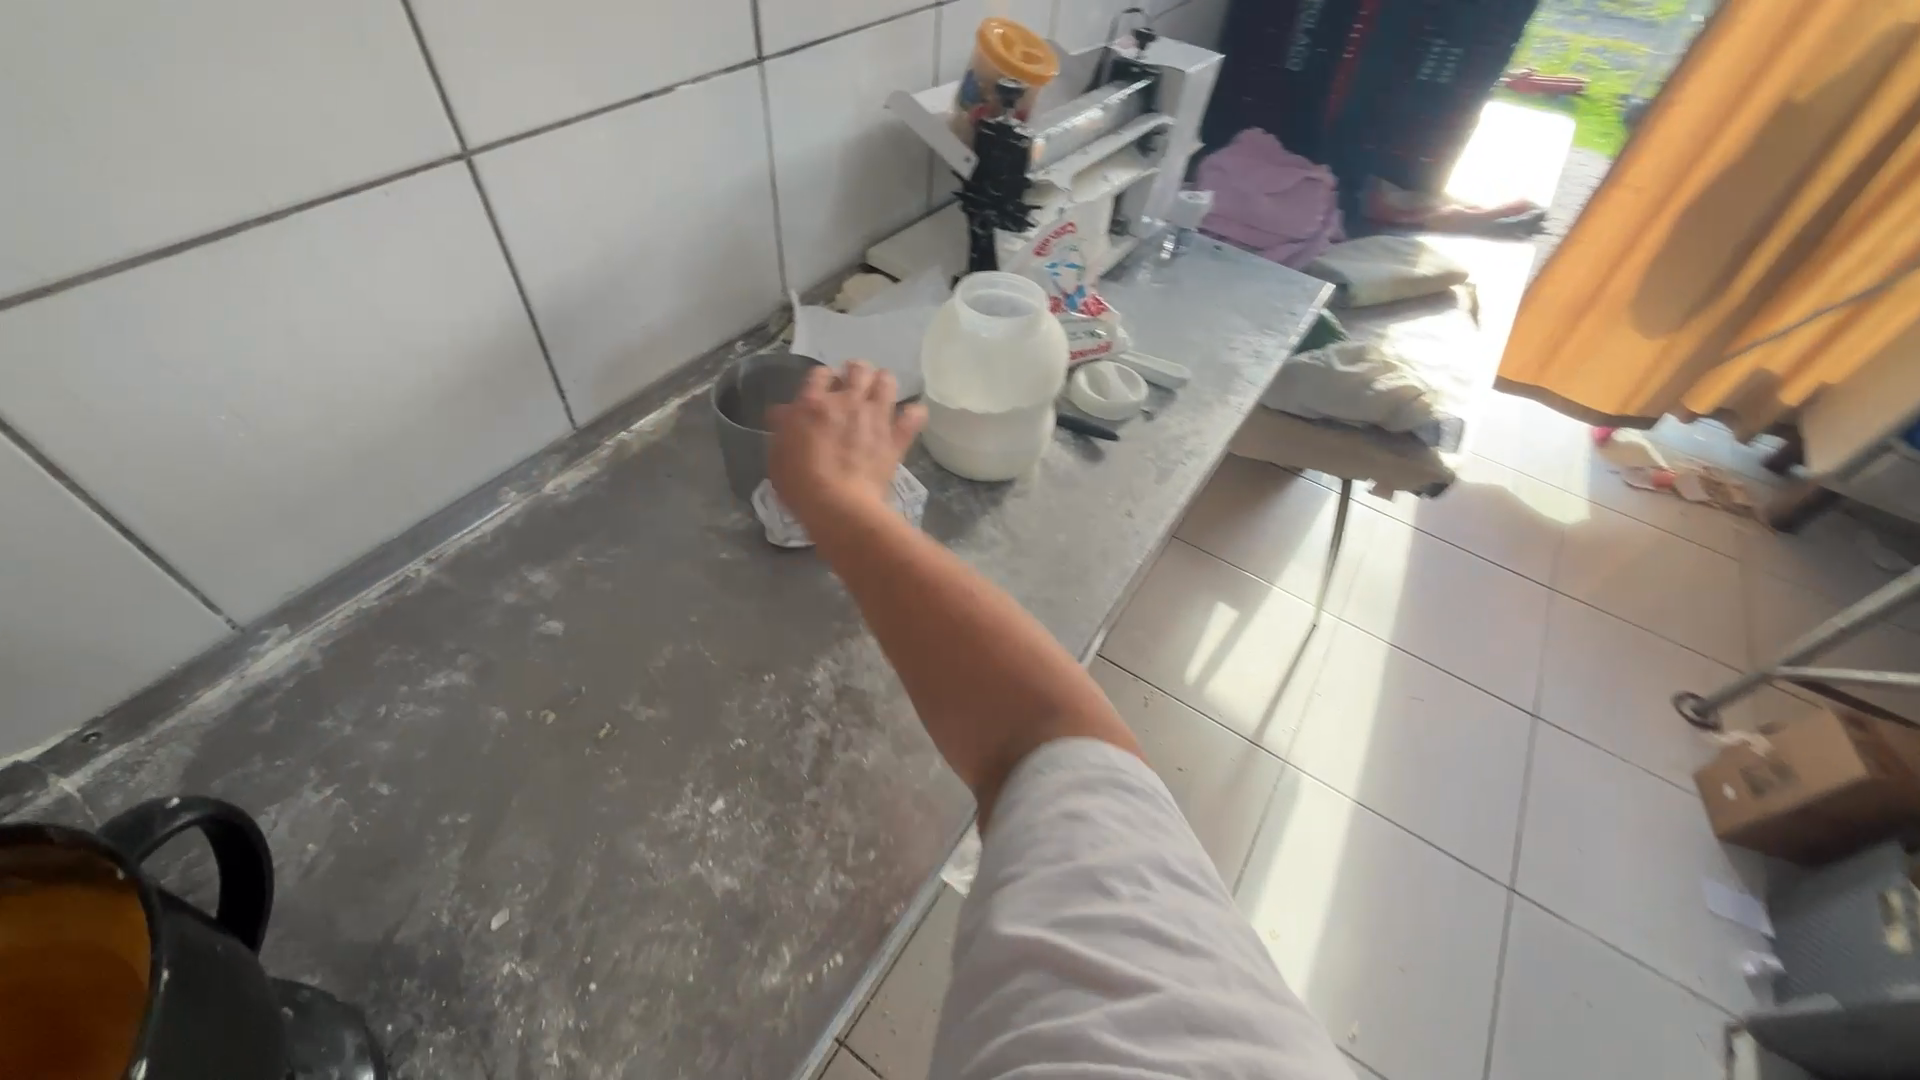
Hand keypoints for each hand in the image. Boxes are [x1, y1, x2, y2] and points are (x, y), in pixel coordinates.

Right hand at [767, 361, 925, 527]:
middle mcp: (847, 402)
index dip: (823, 377)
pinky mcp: (895, 438)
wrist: (838, 505)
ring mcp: (875, 418)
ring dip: (883, 383)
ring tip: (879, 393)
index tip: (823, 388)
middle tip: (853, 385)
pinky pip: (914, 416)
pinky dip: (914, 413)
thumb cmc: (800, 483)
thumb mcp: (777, 454)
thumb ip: (783, 428)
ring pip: (887, 382)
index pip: (819, 373)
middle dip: (856, 372)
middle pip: (858, 370)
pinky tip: (910, 416)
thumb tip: (784, 412)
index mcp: (813, 403)